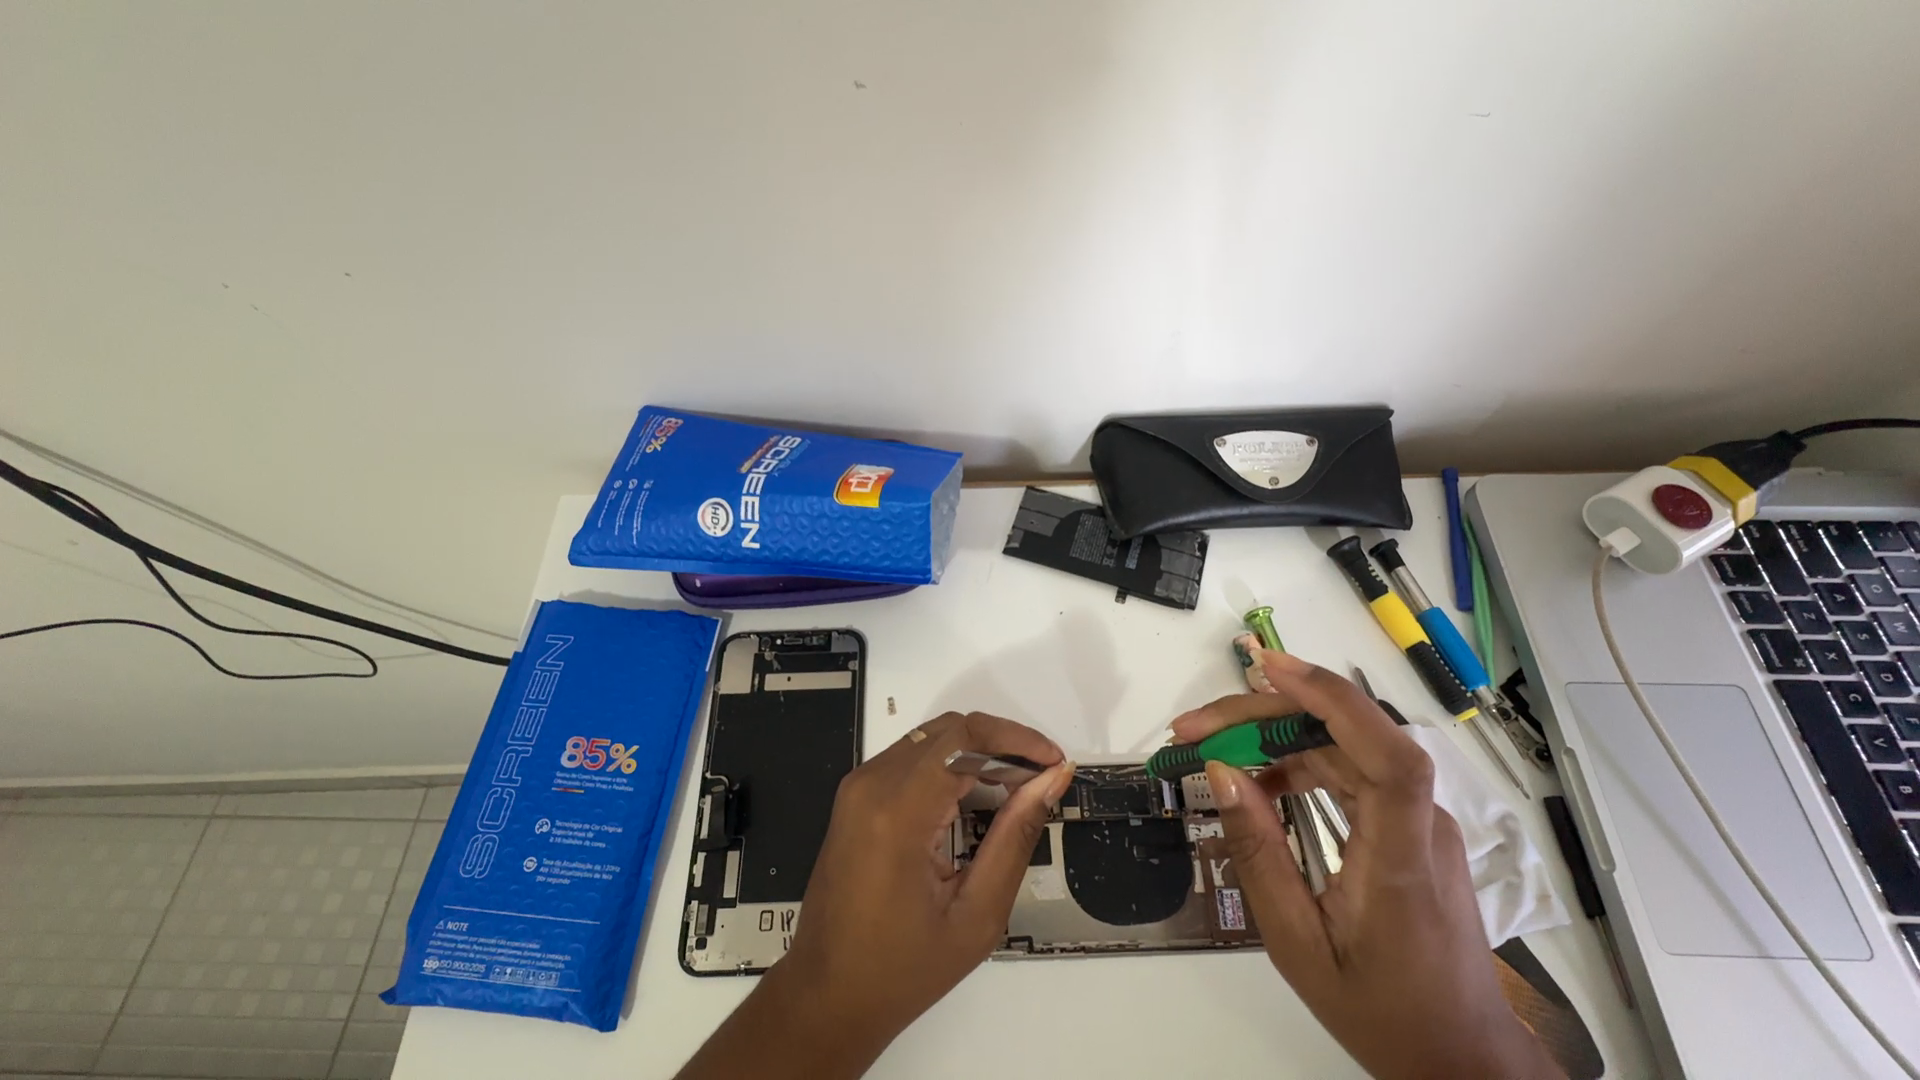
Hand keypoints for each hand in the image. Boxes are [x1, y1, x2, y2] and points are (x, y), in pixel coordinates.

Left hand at [676, 711, 1072, 1079]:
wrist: (827, 995)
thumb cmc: (903, 969)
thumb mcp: (977, 913)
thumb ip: (1015, 836)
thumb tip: (1052, 779)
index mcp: (896, 812)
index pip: (963, 738)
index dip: (1016, 740)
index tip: (1054, 763)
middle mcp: (870, 785)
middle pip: (947, 729)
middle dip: (1001, 744)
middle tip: (1040, 780)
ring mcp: (856, 789)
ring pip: (929, 739)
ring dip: (976, 752)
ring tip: (1016, 790)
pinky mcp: (854, 798)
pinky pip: (910, 759)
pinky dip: (949, 766)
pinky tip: (976, 799)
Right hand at [1172, 650, 1560, 1079]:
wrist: (1459, 1056)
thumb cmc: (1378, 1009)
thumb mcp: (1297, 942)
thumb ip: (1258, 852)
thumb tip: (1220, 773)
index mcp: (1399, 855)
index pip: (1384, 750)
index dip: (1329, 697)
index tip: (1267, 668)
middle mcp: (1419, 823)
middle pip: (1348, 737)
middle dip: (1266, 716)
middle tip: (1193, 727)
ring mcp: (1418, 822)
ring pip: (1346, 750)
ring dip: (1276, 739)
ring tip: (1210, 748)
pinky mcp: (1409, 829)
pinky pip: (1351, 776)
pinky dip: (1299, 767)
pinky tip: (1257, 783)